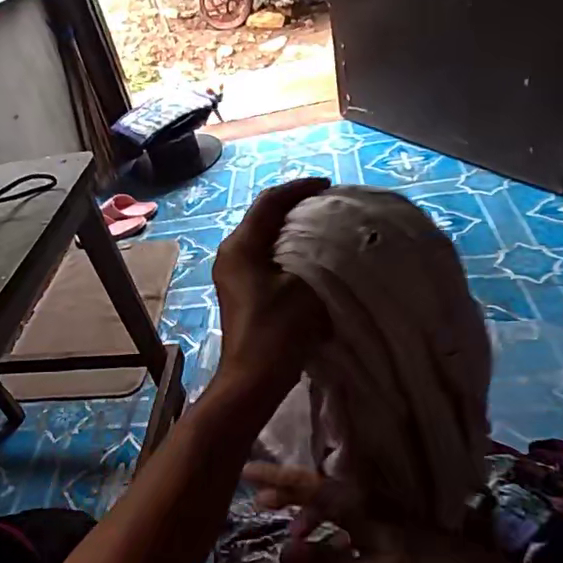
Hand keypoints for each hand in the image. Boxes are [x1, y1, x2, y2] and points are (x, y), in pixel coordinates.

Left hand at [211, 178, 329, 398]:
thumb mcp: (306, 286)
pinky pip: (262, 257)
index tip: (328, 186)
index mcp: (241, 246)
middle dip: (296, 207)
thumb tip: (332, 241)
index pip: (270, 202)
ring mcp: (231, 273)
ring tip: (323, 227)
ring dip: (291, 230)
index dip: (300, 188)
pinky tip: (310, 257)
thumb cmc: (278, 330)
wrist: (253, 376)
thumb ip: (318, 255)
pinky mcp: (239, 290)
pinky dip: (286, 251)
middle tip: (329, 204)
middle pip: (263, 217)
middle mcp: (230, 254)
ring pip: (263, 238)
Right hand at [243, 463, 554, 562]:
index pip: (308, 486)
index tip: (246, 469)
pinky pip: (350, 514)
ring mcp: (385, 510)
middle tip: (259, 501)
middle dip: (287, 492)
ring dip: (308, 512)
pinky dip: (330, 523)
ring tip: (290, 533)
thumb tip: (283, 554)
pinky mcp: (396, 524)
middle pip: (319, 488)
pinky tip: (325, 545)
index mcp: (361, 507)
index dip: (275, 478)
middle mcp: (370, 500)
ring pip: (335, 501)